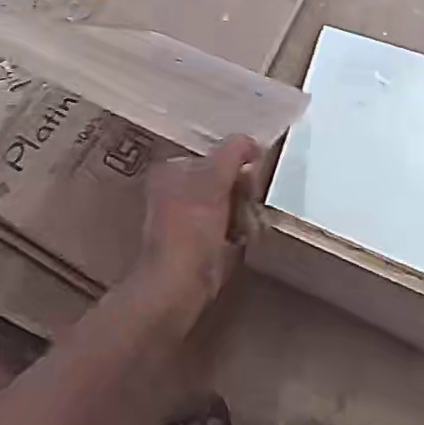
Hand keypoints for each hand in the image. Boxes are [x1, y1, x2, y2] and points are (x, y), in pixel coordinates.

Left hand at [142, 136, 261, 305]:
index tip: (252, 180)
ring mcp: (186, 217)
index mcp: (170, 170)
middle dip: (242, 192)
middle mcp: (174, 189)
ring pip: (230, 204)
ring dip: (244, 214)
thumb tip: (250, 141)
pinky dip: (240, 232)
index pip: (215, 156)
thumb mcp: (212, 181)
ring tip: (246, 227)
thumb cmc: (191, 229)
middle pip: (224, 180)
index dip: (237, 166)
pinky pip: (230, 227)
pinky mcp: (198, 243)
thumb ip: (230, 154)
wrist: (177, 283)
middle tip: (250, 206)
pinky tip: (241, 241)